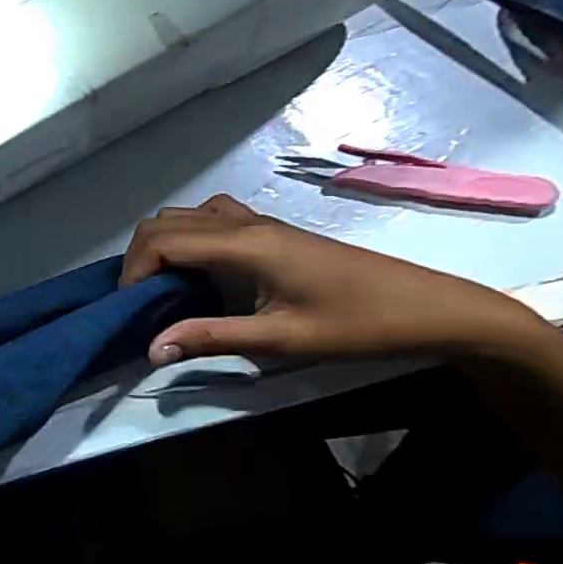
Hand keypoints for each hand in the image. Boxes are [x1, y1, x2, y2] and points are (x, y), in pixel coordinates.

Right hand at [120, 195, 551, 364]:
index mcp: (243, 245)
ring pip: (184, 214)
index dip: (133, 270)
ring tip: (163, 283)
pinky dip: (187, 235)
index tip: (131, 307)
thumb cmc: (358, 325)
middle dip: (138, 256)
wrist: (431, 307)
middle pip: (164, 221)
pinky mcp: (271, 229)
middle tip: (140, 299)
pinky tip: (200, 267)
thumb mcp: (281, 340)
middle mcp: (244, 222)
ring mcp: (258, 221)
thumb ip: (210, 338)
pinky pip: (209, 216)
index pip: (161, 240)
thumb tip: (151, 349)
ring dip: (161, 242)